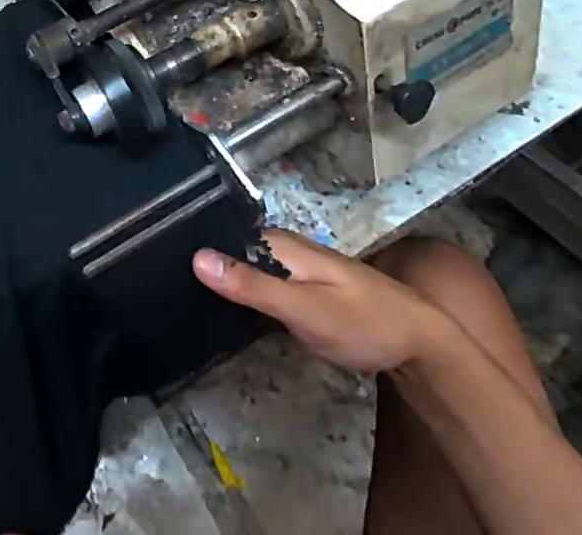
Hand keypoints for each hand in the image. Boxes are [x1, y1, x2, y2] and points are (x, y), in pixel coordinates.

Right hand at [193, 229, 447, 372]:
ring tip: (185, 299)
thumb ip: (252, 285)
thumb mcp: (302, 308)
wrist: (419, 344)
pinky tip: (227, 313)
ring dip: (226, 284)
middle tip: (168, 289)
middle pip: (235, 253)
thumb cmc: (362, 322)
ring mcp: (296, 272)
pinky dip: (246, 297)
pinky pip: (263, 287)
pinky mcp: (302, 292)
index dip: (197, 249)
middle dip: (207, 268)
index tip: (162, 266)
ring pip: (249, 270)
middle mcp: (286, 250)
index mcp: (282, 245)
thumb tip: (198, 256)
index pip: (226, 237)